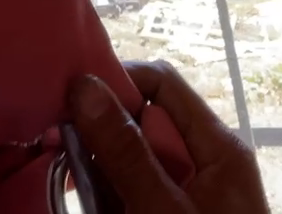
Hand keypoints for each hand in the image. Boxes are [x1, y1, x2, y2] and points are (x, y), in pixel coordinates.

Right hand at [69, 63, 270, 213]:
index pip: (160, 83)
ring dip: (102, 175)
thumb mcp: (163, 213)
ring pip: (132, 162)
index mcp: (217, 147)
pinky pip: (135, 195)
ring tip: (79, 191)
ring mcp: (190, 199)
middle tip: (64, 157)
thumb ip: (125, 150)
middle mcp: (206, 164)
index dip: (118, 82)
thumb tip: (83, 84)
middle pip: (142, 123)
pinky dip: (113, 201)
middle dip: (102, 137)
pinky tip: (98, 209)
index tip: (73, 104)